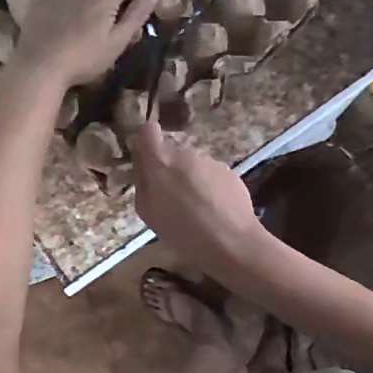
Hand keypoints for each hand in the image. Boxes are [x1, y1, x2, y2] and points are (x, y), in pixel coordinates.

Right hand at [130, 121, 271, 275]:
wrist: (231, 241)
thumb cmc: (181, 231)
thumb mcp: (147, 212)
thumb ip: (142, 181)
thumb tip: (142, 163)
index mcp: (161, 161)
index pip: (148, 131)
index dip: (146, 141)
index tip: (147, 158)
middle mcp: (186, 153)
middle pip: (172, 151)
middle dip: (169, 167)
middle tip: (172, 195)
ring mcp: (210, 160)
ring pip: (193, 163)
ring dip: (191, 177)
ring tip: (196, 207)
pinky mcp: (229, 171)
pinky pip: (212, 173)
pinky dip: (209, 185)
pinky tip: (214, 208)